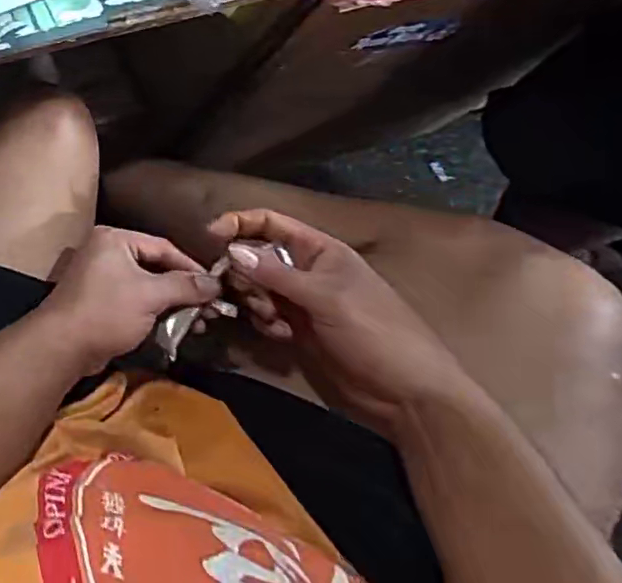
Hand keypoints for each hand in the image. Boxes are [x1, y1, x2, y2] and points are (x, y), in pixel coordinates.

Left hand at [37, 226, 218, 372]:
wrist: (63, 344)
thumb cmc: (107, 311)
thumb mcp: (150, 295)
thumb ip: (184, 286)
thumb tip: (215, 282)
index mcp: (114, 238)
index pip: (163, 247)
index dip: (192, 267)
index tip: (218, 288)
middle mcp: (106, 250)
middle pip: (156, 265)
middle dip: (185, 289)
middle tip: (211, 309)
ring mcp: (102, 275)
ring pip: (148, 285)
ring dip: (174, 304)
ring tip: (200, 323)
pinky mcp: (101, 299)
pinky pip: (136, 299)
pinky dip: (156, 311)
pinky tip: (177, 328)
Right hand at [210, 210, 477, 438]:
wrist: (409, 398)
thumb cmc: (377, 334)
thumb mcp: (326, 299)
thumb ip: (276, 274)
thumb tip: (231, 249)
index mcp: (319, 251)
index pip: (269, 222)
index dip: (239, 223)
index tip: (212, 236)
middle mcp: (305, 270)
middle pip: (255, 255)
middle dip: (244, 272)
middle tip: (250, 295)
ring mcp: (300, 300)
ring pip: (255, 285)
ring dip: (254, 300)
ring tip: (271, 320)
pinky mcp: (296, 327)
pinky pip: (263, 313)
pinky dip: (263, 321)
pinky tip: (279, 334)